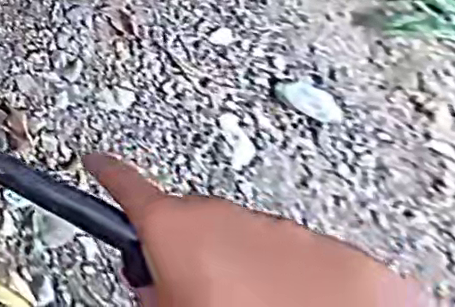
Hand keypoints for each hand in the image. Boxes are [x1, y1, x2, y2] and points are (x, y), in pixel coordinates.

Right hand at [85, 153, 425, 306]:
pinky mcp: (355, 263)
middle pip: (198, 218)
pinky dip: (320, 283)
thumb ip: (150, 284)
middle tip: (220, 292)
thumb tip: (152, 284)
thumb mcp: (169, 305)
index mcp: (170, 225)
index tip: (98, 162)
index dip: (105, 170)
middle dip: (206, 247)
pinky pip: (322, 260)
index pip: (121, 181)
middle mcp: (223, 215)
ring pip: (262, 239)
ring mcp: (291, 235)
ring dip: (263, 265)